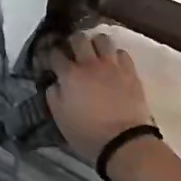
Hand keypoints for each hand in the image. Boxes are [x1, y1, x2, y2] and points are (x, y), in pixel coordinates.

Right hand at [45, 31, 151, 163]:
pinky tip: (113, 64)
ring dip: (95, 44)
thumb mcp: (60, 119)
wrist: (124, 142)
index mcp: (70, 75)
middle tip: (72, 53)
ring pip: (102, 39)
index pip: (55, 53)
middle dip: (72, 42)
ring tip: (94, 54)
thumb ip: (53, 95)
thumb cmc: (88, 134)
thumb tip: (54, 82)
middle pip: (78, 38)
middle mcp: (90, 64)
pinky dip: (114, 55)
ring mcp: (112, 65)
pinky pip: (121, 52)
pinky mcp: (130, 70)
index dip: (50, 54)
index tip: (50, 60)